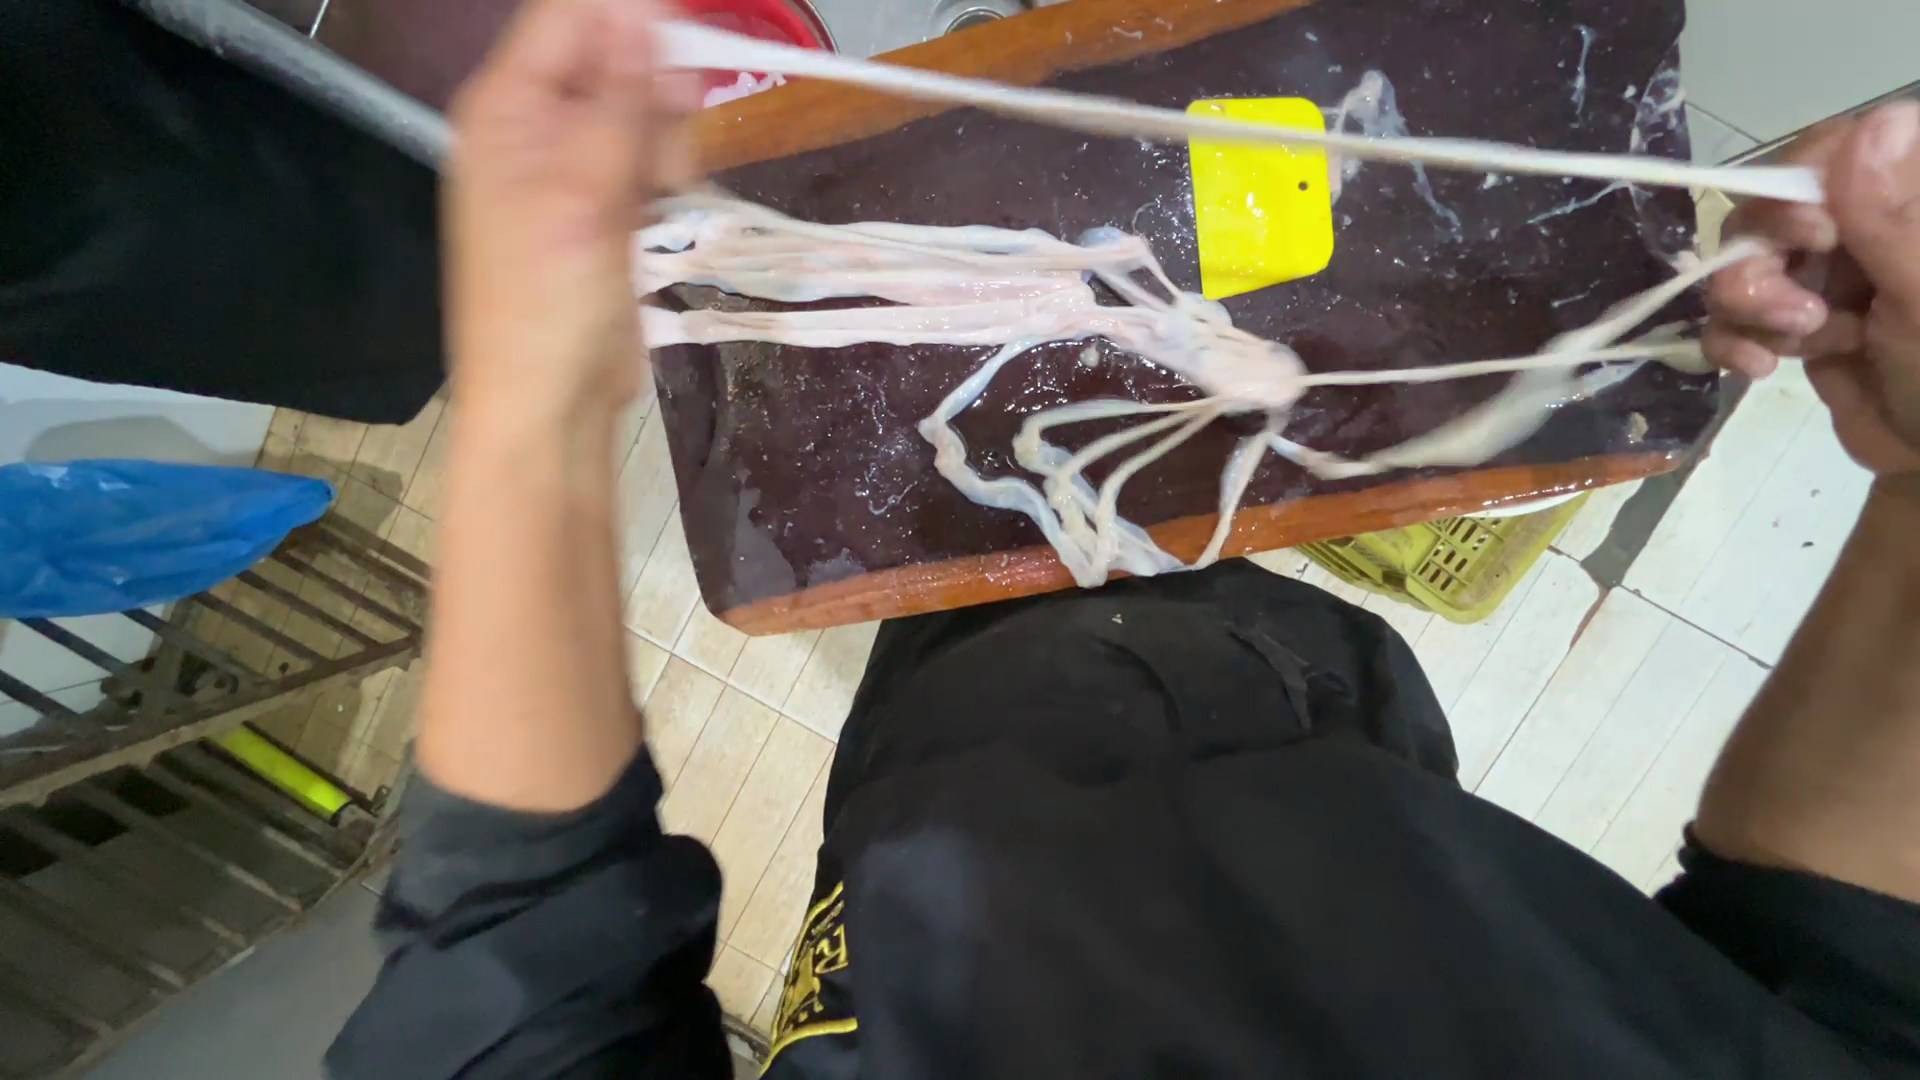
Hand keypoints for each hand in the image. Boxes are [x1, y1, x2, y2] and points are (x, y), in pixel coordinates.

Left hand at [443, 0, 690, 423]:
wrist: (552, 399)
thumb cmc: (551, 303)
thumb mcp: (583, 195)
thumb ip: (619, 104)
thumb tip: (642, 11)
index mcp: (508, 109)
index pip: (570, 20)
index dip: (633, 19)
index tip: (697, 43)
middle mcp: (537, 130)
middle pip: (611, 65)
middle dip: (656, 95)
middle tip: (671, 154)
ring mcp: (572, 175)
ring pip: (637, 119)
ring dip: (665, 143)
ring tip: (664, 191)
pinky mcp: (606, 216)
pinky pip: (644, 167)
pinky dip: (664, 178)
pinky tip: (665, 204)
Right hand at [1704, 101, 1919, 474]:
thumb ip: (1894, 217)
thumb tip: (1867, 127)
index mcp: (1919, 203)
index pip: (1840, 148)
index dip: (1800, 188)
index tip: (1809, 239)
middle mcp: (1868, 227)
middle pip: (1770, 216)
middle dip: (1757, 271)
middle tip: (1786, 316)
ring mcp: (1826, 276)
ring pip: (1737, 270)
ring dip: (1745, 315)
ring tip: (1784, 350)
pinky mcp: (1788, 321)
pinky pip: (1726, 320)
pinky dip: (1729, 344)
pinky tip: (1757, 368)